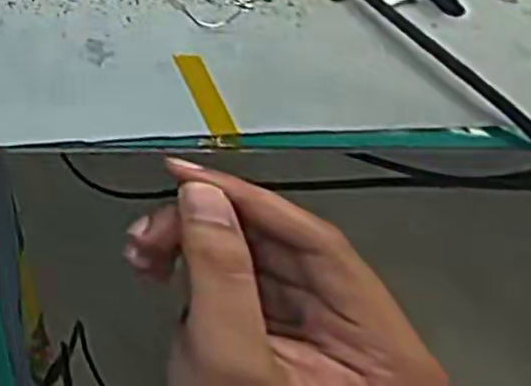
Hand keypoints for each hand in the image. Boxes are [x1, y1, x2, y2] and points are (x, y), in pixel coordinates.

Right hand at [126, 159, 446, 385]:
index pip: (316, 240)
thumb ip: (219, 272)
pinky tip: (158, 267)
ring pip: (244, 251)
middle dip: (197, 225)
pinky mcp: (276, 331)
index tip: (187, 174)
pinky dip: (186, 261)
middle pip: (272, 242)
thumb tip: (203, 195)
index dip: (246, 199)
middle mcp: (359, 338)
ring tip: (145, 253)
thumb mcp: (229, 355)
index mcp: (384, 352)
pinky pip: (230, 272)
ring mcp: (317, 336)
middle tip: (153, 230)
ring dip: (183, 241)